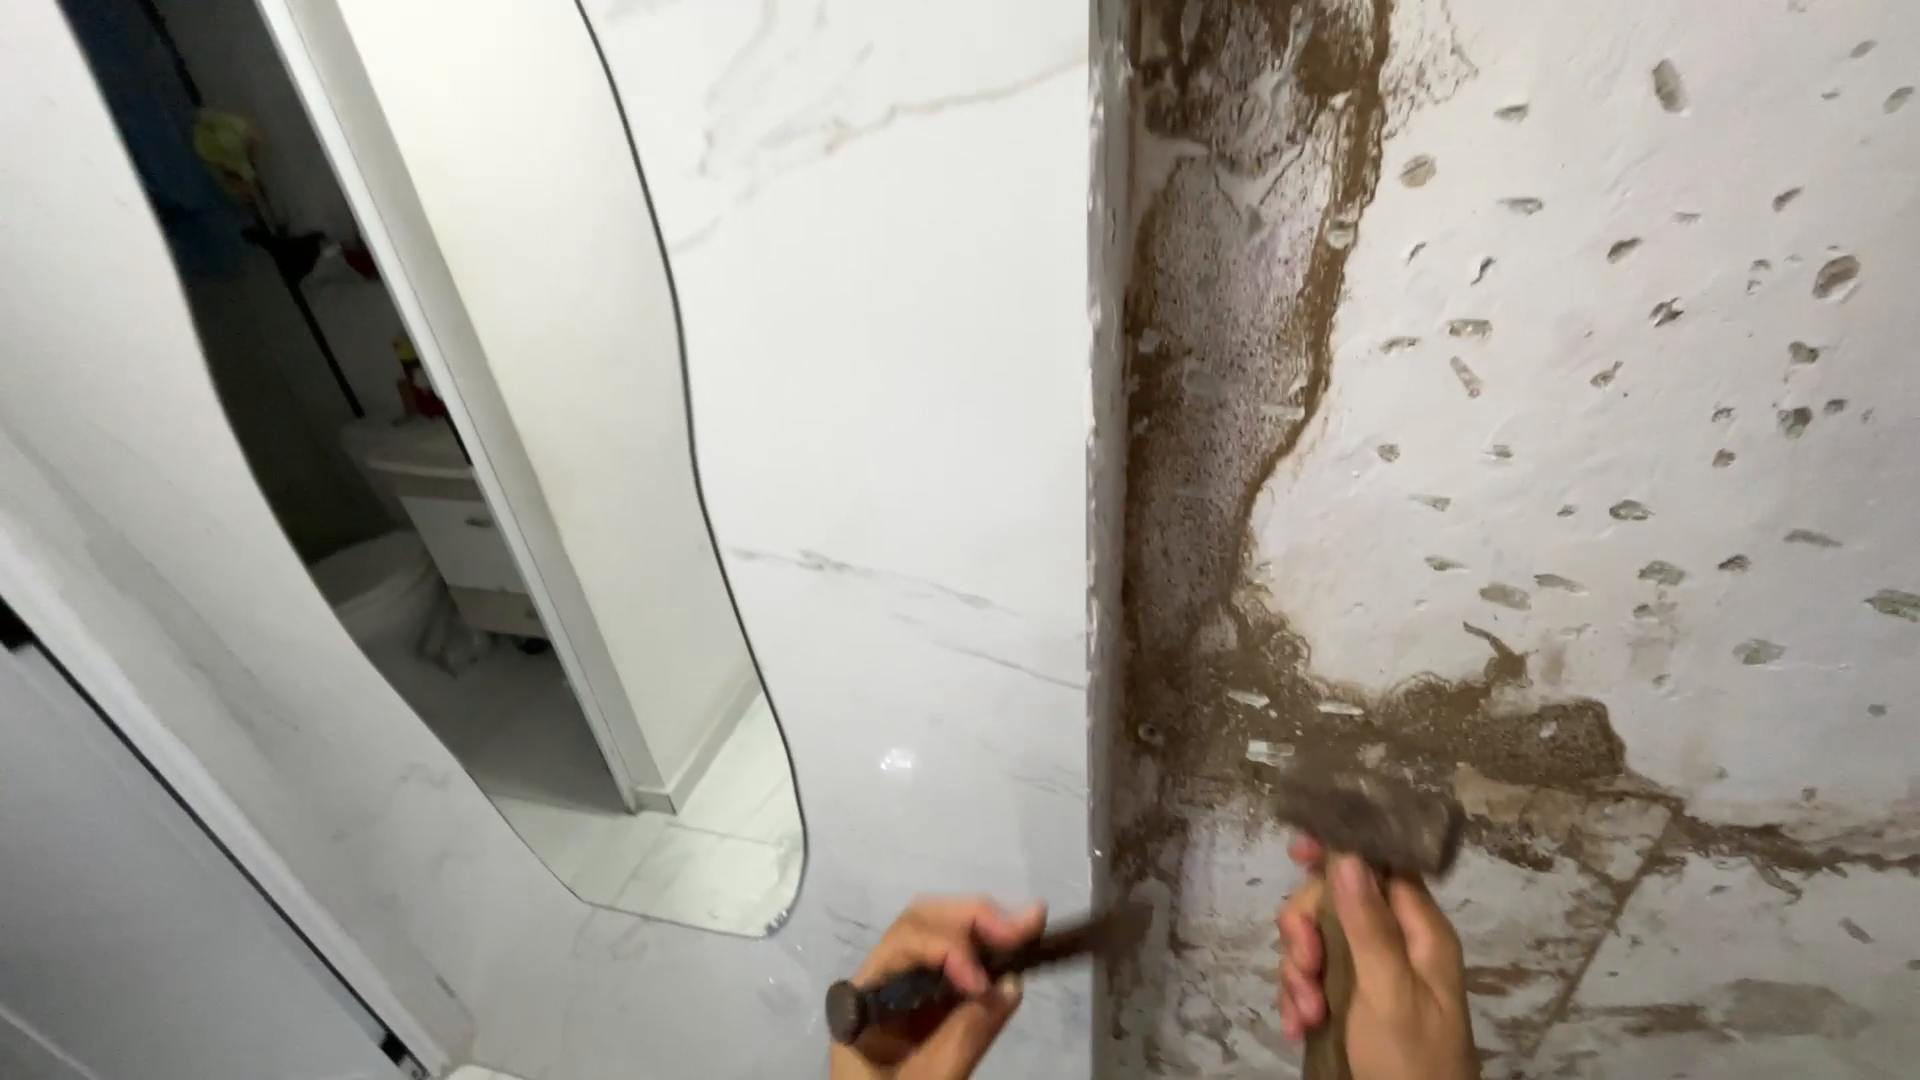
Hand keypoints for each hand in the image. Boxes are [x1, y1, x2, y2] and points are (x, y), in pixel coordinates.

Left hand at [830, 897, 1045, 1079]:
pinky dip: (982, 948)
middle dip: (975, 918)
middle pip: (923, 920)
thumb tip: (1013, 984)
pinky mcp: (922, 996)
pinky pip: (949, 956)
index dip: (950, 950)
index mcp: (863, 993)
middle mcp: (879, 974)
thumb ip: (965, 1036)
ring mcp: (900, 981)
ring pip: (937, 927)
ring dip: (983, 925)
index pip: (906, 941)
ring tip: (1027, 927)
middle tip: (1027, 925)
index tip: (984, 984)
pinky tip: (1010, 946)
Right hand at [1276, 834, 1478, 1079]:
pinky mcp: (1344, 996)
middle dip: (1305, 928)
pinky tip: (1298, 1025)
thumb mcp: (1390, 994)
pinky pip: (1307, 973)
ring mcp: (1367, 970)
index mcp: (1419, 932)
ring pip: (1313, 936)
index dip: (1338, 852)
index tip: (1297, 852)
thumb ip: (1369, 926)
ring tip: (1305, 1013)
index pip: (1379, 865)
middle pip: (1332, 898)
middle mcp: (1394, 942)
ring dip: (1296, 970)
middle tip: (1304, 962)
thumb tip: (1348, 855)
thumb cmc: (1411, 1063)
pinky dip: (1295, 995)